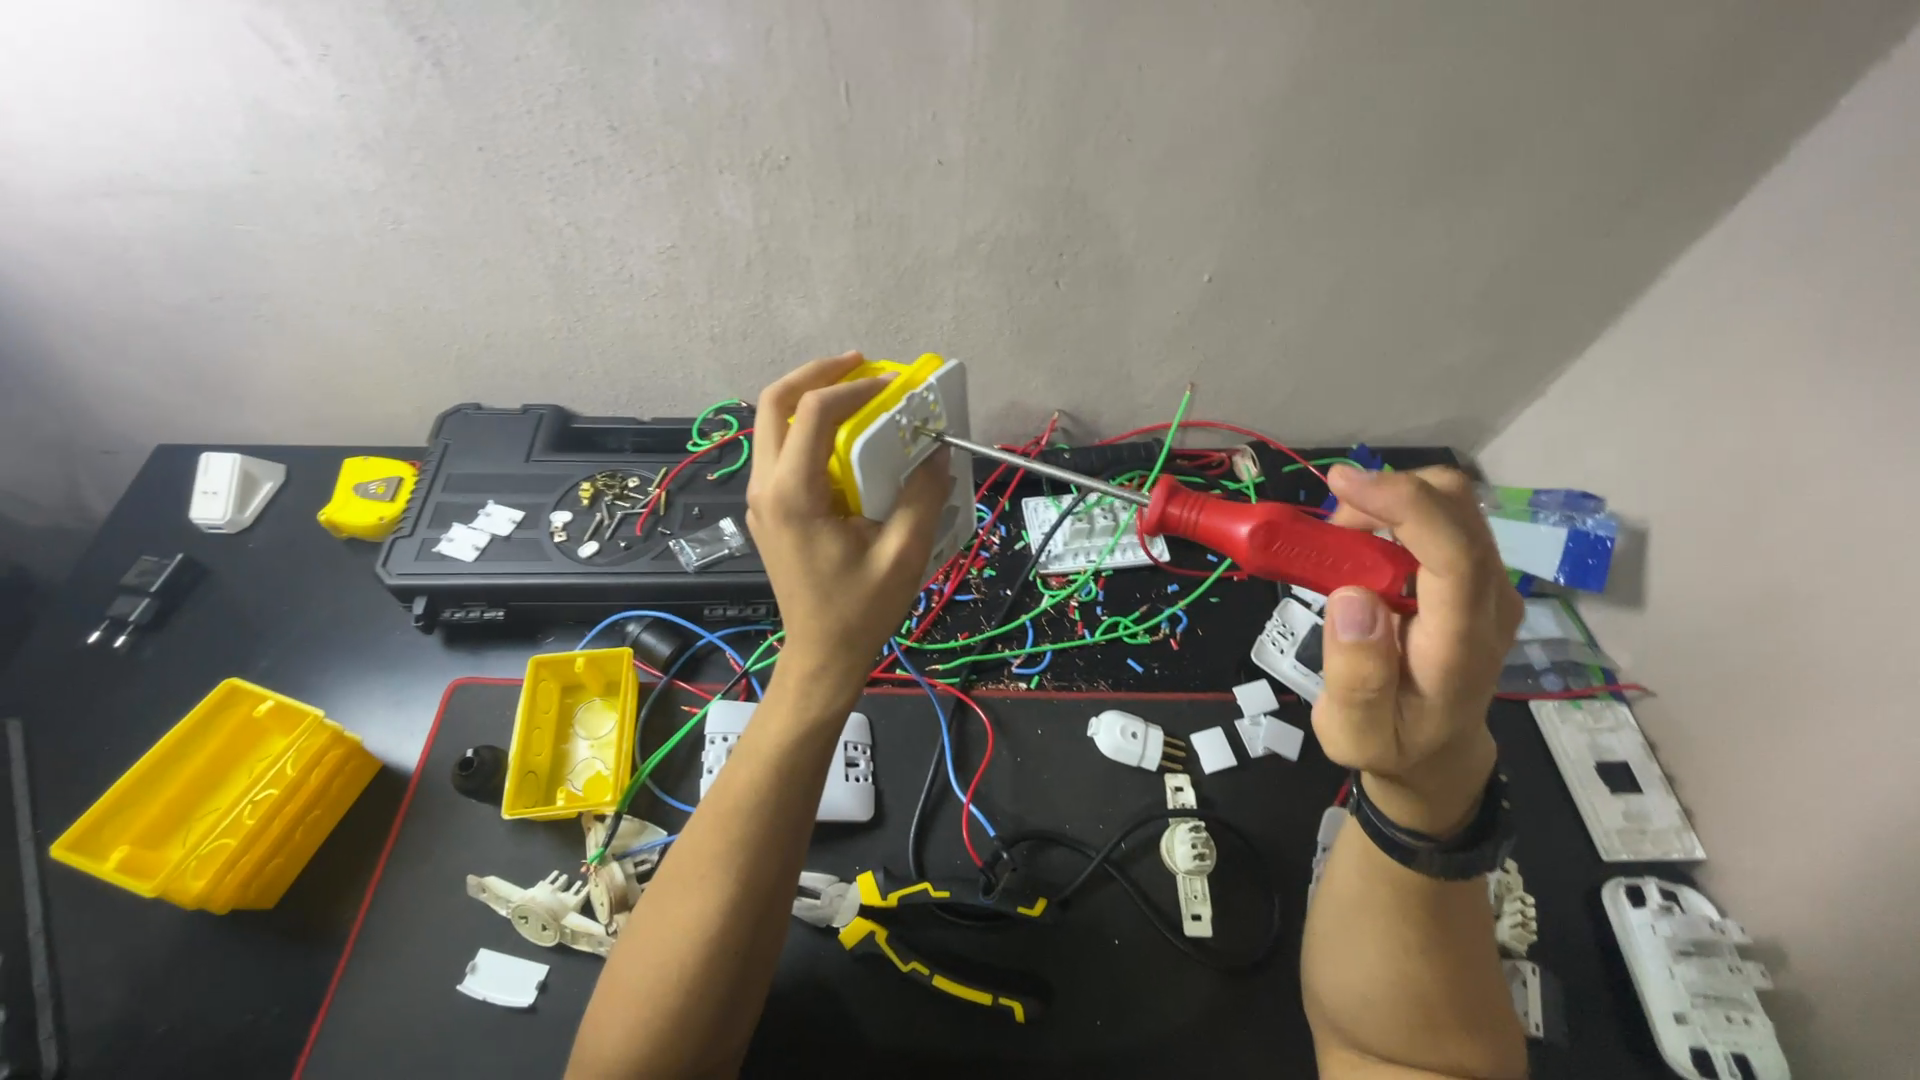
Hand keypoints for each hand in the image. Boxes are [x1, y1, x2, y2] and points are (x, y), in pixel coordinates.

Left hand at [746, 352, 953, 693]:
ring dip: (809, 397)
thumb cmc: (860, 610)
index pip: (812, 413)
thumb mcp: (904, 554)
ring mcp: (761, 499)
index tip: (895, 385)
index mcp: (794, 495)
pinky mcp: (768, 510)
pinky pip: (779, 450)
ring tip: (856, 391)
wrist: (821, 654)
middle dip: (817, 373)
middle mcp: (766, 488)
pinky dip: (807, 427)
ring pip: (770, 423)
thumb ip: (922, 496)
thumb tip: (936, 452)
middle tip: (861, 365)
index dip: (856, 388)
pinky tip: (845, 437)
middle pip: (773, 402)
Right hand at [1312, 465, 1521, 836]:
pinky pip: (1442, 519)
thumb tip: (1353, 597)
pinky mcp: (1475, 577)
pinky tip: (1362, 547)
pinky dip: (1396, 513)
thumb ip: (1355, 674)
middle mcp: (1490, 602)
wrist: (1437, 756)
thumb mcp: (1356, 734)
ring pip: (1451, 505)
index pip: (1454, 555)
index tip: (1344, 483)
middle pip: (1459, 510)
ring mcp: (1488, 586)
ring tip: (1340, 545)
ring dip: (1388, 503)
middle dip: (1387, 496)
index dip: (1404, 506)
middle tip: (1330, 533)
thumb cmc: (1391, 744)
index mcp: (1462, 643)